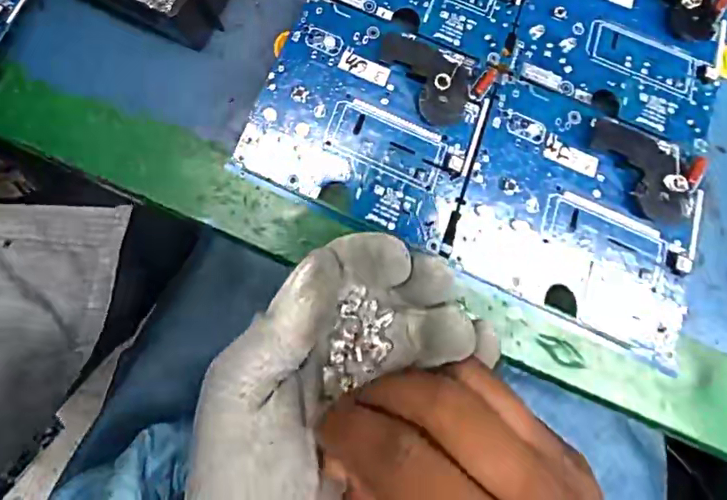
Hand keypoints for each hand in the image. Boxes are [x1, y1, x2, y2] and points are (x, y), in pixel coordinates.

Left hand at [186, 233, 498, 499]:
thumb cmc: (241, 467)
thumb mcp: (242, 392)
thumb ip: (279, 329)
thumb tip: (324, 264)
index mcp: (301, 334)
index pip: (339, 279)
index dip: (368, 259)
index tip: (399, 259)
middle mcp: (341, 352)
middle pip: (385, 304)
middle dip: (416, 289)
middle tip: (444, 289)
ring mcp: (374, 390)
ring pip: (417, 342)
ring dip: (446, 326)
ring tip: (469, 334)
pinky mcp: (401, 427)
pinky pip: (436, 387)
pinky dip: (464, 367)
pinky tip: (485, 353)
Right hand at [319, 360, 601, 499]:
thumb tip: (348, 461)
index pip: (407, 459)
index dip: (356, 433)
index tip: (327, 426)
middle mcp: (529, 490)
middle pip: (442, 405)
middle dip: (383, 393)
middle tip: (350, 403)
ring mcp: (558, 464)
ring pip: (475, 381)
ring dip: (419, 377)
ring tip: (386, 390)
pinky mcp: (569, 450)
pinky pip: (504, 390)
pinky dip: (459, 382)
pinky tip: (432, 393)